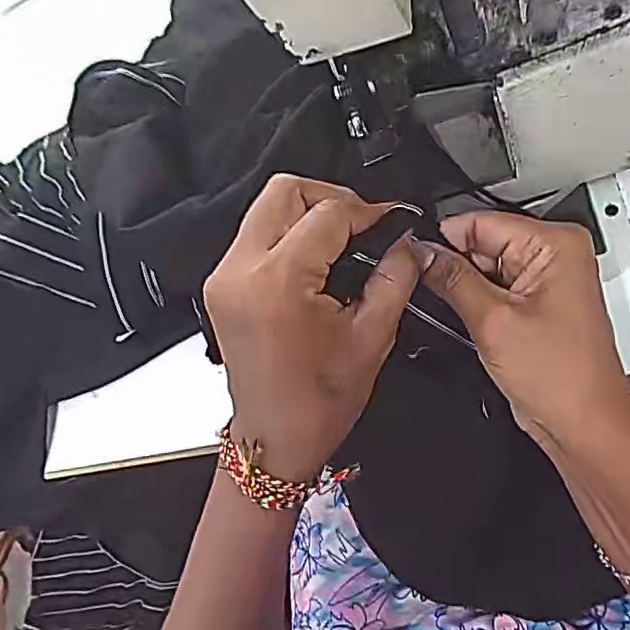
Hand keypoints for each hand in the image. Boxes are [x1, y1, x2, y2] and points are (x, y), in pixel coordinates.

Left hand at [204, 175, 420, 482]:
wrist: (277, 438)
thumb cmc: (316, 404)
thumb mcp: (372, 336)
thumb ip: (394, 278)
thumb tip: (406, 244)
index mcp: (278, 283)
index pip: (328, 214)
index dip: (368, 212)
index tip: (390, 222)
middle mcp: (240, 273)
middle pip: (285, 191)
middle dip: (333, 198)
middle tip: (365, 223)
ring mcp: (225, 278)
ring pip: (268, 207)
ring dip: (311, 213)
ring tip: (345, 241)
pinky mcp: (222, 286)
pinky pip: (257, 235)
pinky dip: (291, 234)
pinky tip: (320, 259)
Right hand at [417, 211, 629, 443]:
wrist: (583, 423)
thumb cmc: (564, 379)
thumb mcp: (493, 321)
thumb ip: (452, 280)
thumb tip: (425, 253)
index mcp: (557, 244)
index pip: (483, 220)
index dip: (445, 240)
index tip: (420, 258)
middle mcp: (558, 256)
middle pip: (484, 242)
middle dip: (458, 269)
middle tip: (443, 297)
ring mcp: (549, 282)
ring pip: (487, 269)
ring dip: (470, 292)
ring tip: (476, 323)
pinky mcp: (539, 305)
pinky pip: (498, 291)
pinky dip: (482, 307)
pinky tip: (483, 329)